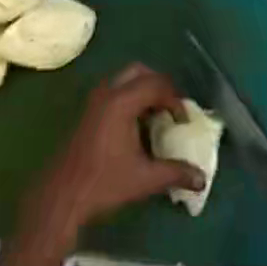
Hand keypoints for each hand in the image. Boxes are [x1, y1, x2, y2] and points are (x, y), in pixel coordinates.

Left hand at [0, 65, 205, 265]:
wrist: (64, 193)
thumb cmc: (104, 183)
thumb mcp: (144, 178)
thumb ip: (175, 173)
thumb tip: (201, 178)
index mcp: (121, 102)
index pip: (155, 84)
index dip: (175, 99)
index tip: (183, 120)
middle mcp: (107, 92)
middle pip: (140, 71)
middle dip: (160, 85)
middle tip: (172, 108)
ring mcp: (95, 98)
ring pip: (125, 78)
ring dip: (144, 90)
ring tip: (158, 115)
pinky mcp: (89, 109)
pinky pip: (115, 89)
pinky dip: (131, 96)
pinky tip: (138, 124)